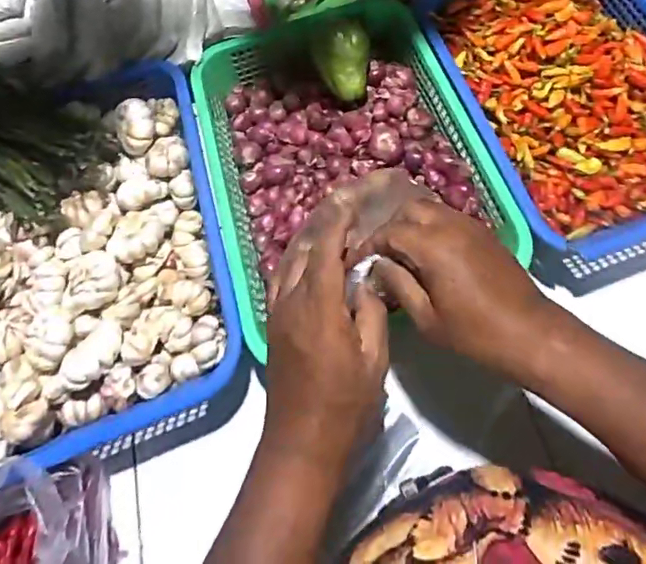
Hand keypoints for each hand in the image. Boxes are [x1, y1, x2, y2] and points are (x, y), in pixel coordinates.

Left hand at [264, 196, 388, 467]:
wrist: (300, 444)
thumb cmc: (345, 405)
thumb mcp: (374, 361)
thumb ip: (372, 312)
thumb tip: (366, 281)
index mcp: (320, 306)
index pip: (326, 251)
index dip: (337, 223)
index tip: (349, 201)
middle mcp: (292, 301)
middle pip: (303, 250)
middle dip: (321, 223)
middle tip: (339, 204)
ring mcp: (277, 312)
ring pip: (287, 262)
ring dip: (305, 239)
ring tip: (324, 223)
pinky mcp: (272, 324)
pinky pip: (279, 279)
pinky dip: (293, 259)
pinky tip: (304, 257)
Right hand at [354, 192, 562, 378]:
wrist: (531, 333)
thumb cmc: (476, 333)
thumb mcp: (428, 319)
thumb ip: (399, 285)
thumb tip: (378, 265)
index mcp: (432, 244)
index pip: (389, 231)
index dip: (369, 245)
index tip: (357, 261)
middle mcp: (449, 224)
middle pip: (409, 209)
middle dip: (390, 227)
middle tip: (382, 254)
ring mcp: (469, 224)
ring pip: (430, 207)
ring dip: (411, 223)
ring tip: (403, 252)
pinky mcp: (482, 231)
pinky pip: (448, 216)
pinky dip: (431, 226)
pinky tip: (429, 253)